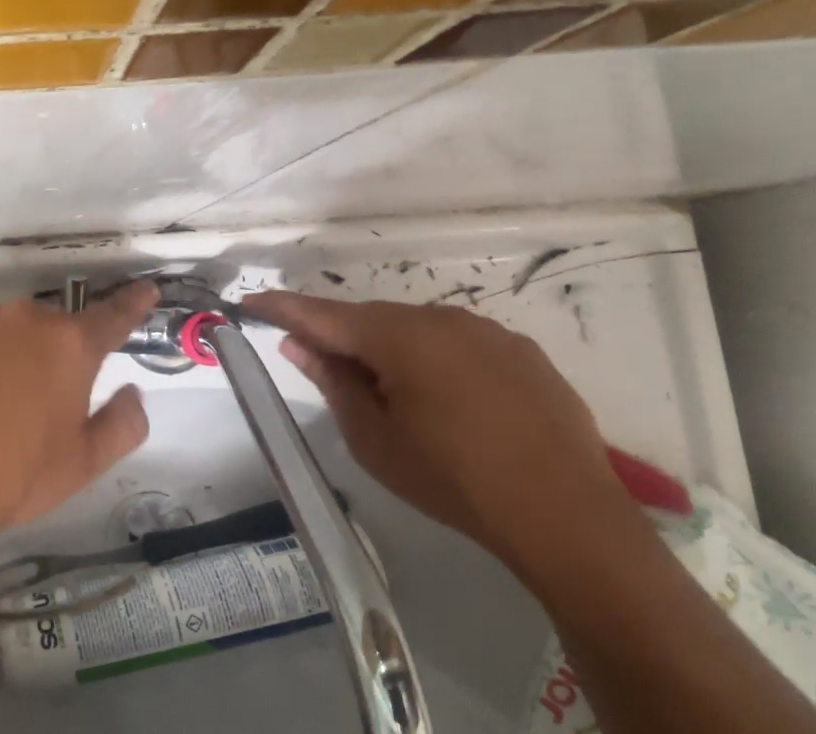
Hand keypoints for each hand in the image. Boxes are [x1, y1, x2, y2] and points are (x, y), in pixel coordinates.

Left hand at [0, 282, 158, 557]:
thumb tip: (132, 393)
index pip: (112, 316)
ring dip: (12, 350)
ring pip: (7, 327)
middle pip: (53, 326)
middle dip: (56, 351)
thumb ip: (123, 424)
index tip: (147, 290)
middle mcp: (25, 317)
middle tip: (44, 397)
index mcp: (70, 344)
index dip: (133, 303)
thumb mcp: (85, 463)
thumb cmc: (17, 474)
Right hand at [241, 292, 632, 565]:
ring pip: (417, 330)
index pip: (323, 313)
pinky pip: (458, 344)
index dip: (283, 308)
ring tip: (387, 394)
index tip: (250, 302)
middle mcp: (442, 319)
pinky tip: (444, 401)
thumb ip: (334, 384)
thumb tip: (301, 345)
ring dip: (390, 349)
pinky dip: (433, 360)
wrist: (565, 513)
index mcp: (399, 337)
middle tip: (319, 364)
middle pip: (372, 319)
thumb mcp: (374, 440)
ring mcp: (489, 333)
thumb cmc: (452, 478)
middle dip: (340, 336)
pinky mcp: (523, 354)